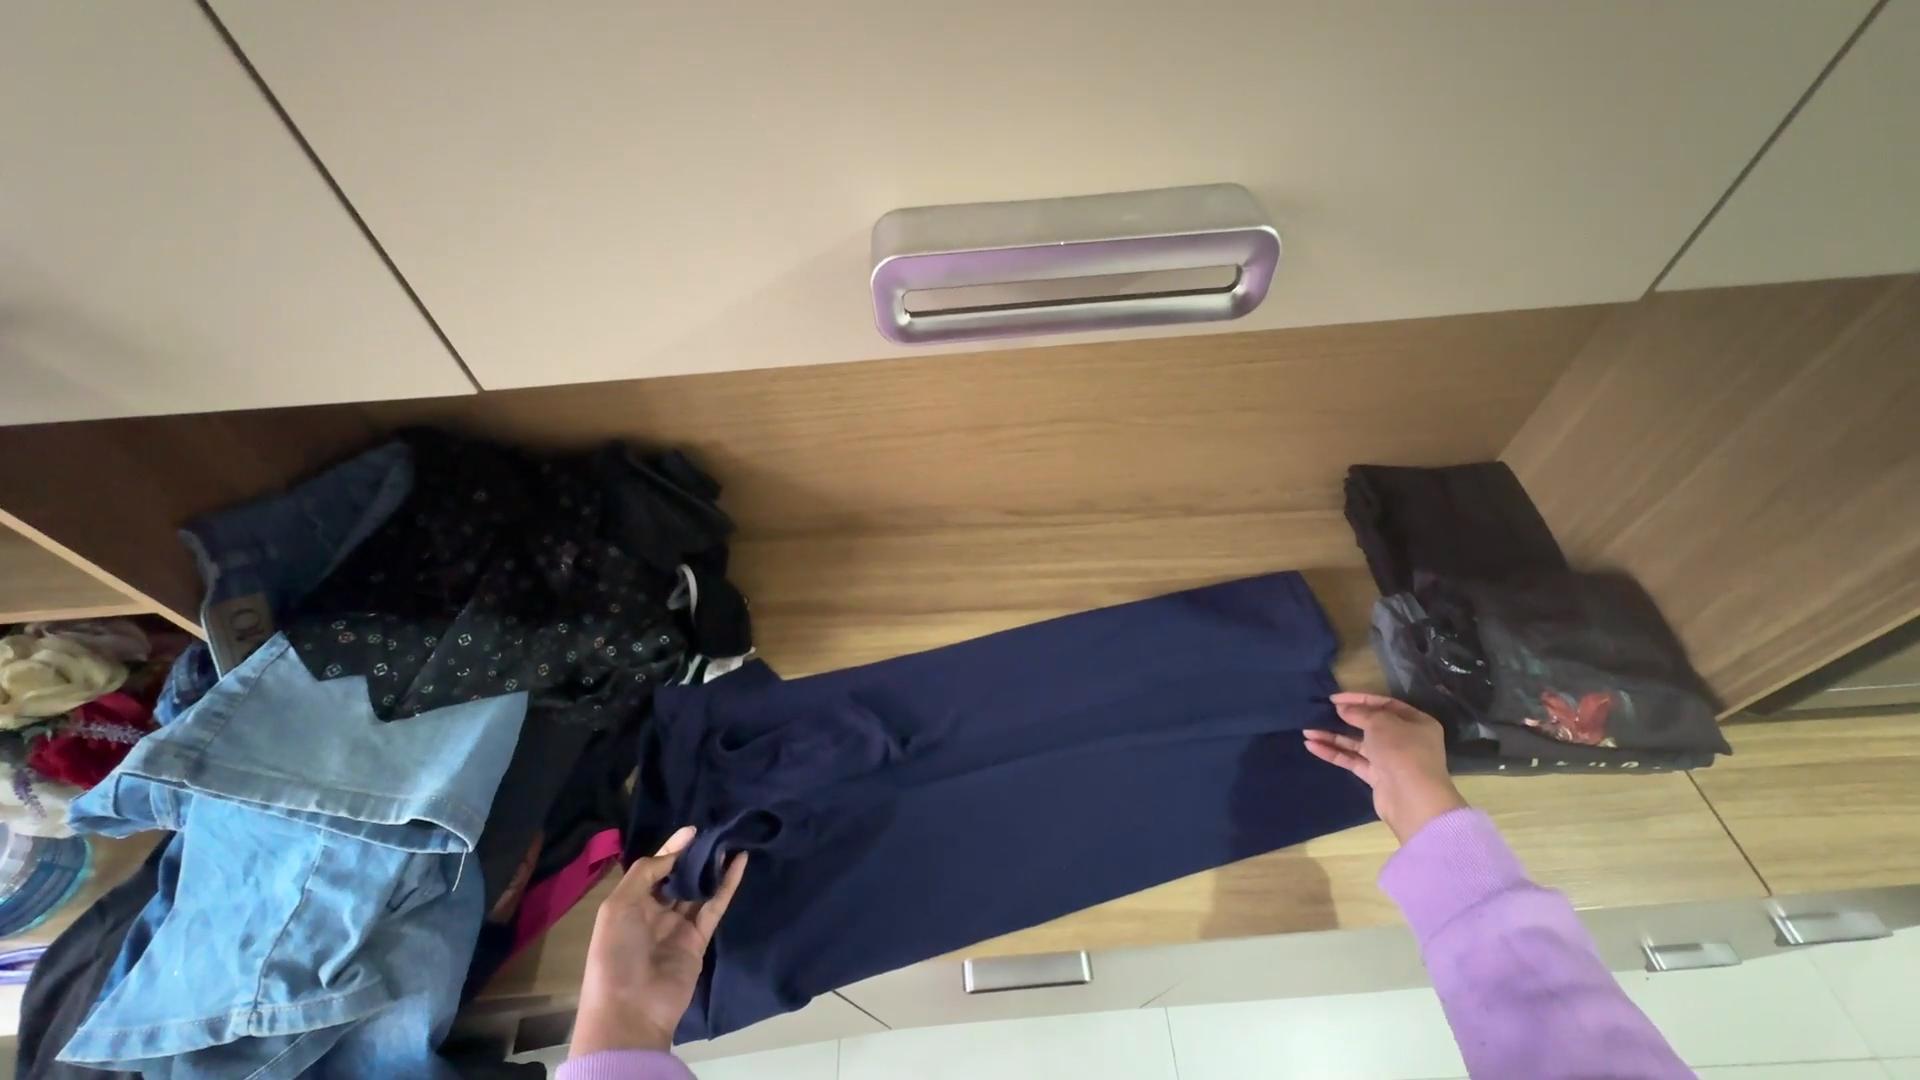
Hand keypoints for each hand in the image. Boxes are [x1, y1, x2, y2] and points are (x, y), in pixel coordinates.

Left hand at [568, 826, 747, 1057]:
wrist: (630, 1009)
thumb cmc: (616, 953)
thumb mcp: (618, 907)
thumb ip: (645, 873)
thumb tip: (676, 851)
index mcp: (630, 905)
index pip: (655, 869)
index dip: (672, 849)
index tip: (694, 830)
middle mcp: (654, 912)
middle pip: (679, 877)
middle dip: (695, 856)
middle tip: (716, 832)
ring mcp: (678, 926)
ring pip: (699, 888)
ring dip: (713, 866)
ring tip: (730, 841)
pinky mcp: (700, 938)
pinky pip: (715, 905)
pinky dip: (727, 884)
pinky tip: (739, 862)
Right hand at [1304, 692, 1467, 843]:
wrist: (1412, 798)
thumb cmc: (1402, 751)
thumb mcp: (1381, 723)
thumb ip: (1359, 712)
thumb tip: (1342, 708)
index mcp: (1415, 722)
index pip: (1385, 704)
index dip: (1359, 699)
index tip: (1334, 698)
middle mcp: (1404, 739)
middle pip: (1369, 724)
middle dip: (1343, 718)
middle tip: (1320, 712)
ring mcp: (1390, 759)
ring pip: (1357, 743)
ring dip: (1333, 737)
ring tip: (1307, 731)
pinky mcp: (1377, 776)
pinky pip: (1353, 760)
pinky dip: (1334, 753)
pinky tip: (1312, 746)